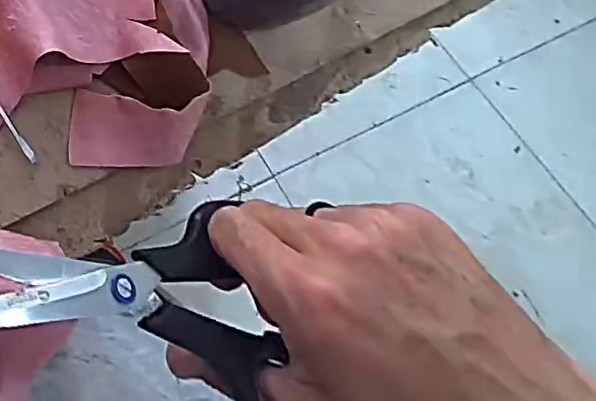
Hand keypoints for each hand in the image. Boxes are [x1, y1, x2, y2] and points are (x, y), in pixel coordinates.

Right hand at [167, 202, 595, 400]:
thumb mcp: (312, 400)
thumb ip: (232, 365)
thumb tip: (181, 346)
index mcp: (308, 290)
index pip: (230, 224)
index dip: (222, 247)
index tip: (228, 270)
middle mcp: (341, 242)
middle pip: (266, 213)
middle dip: (266, 250)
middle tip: (289, 295)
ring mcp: (381, 222)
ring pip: (313, 216)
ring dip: (315, 248)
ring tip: (350, 296)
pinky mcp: (414, 215)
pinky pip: (360, 215)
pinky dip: (359, 242)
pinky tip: (387, 285)